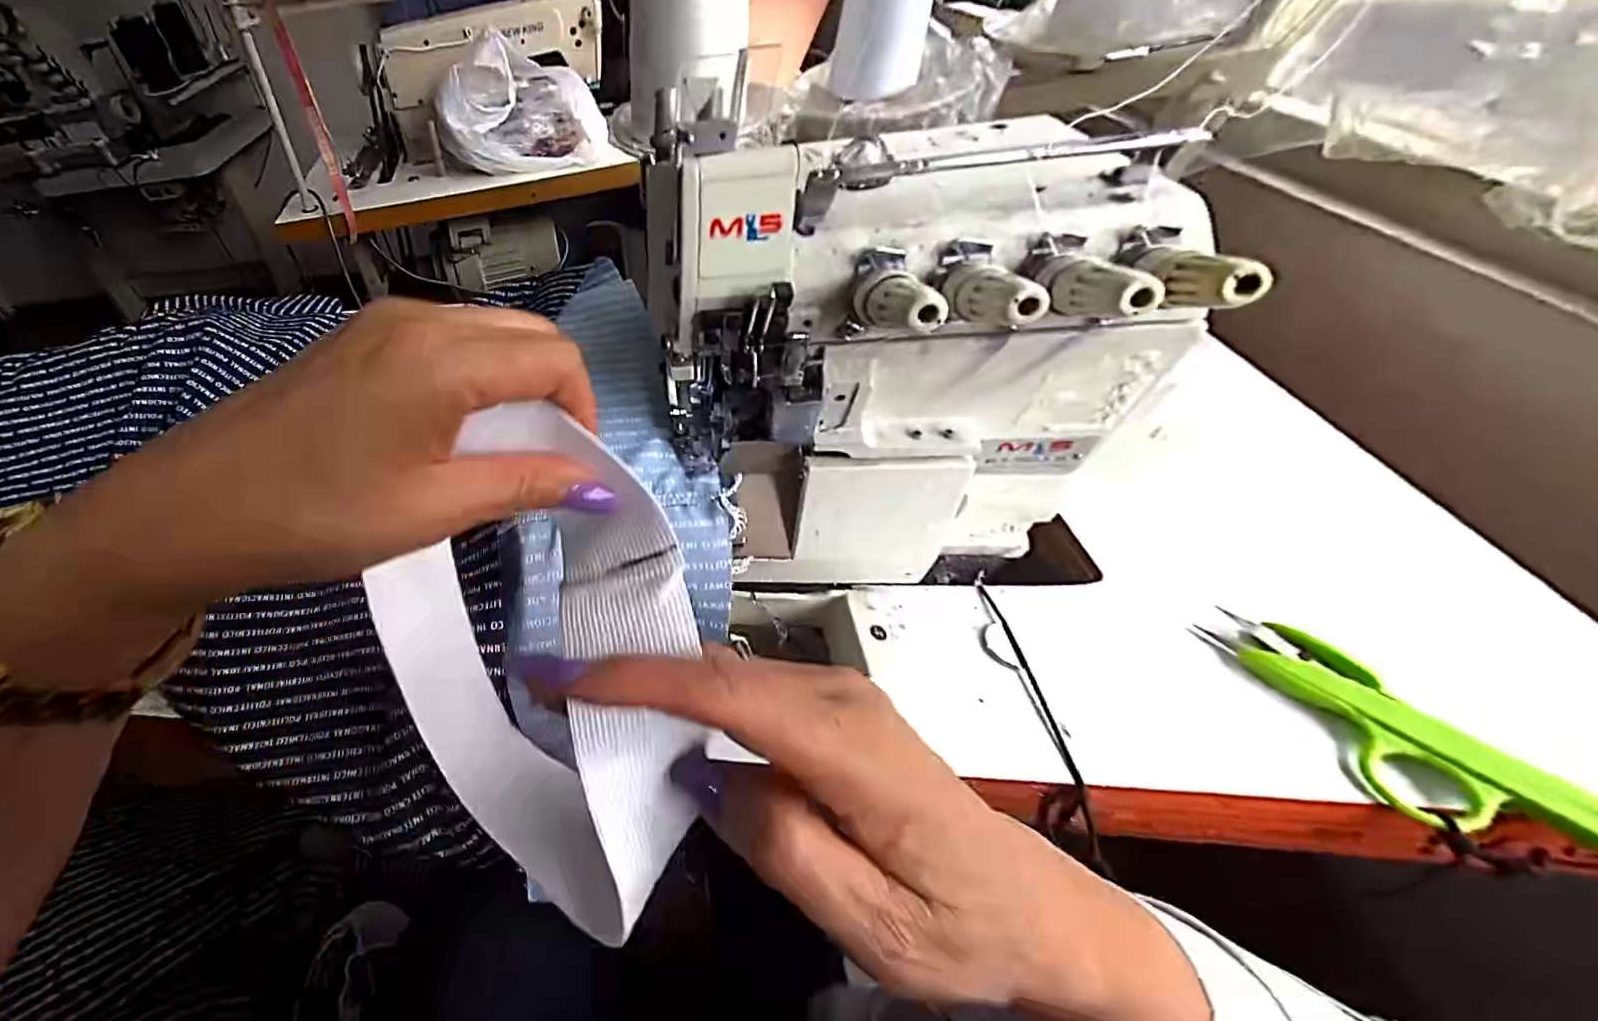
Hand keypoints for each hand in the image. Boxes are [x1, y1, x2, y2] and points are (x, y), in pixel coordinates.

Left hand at [0, 299, 608, 679]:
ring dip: (518, 385)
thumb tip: (594, 486)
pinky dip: (479, 378)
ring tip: (501, 450)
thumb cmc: (315, 516)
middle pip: (530, 335)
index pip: (555, 359)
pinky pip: (451, 342)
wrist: (190, 510)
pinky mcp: (363, 336)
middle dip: (557, 393)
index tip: (577, 466)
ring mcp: (385, 321)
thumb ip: (524, 484)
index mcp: (440, 358)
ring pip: (492, 334)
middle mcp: (418, 319)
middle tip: (546, 459)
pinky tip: (457, 429)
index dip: (584, 410)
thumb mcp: (433, 509)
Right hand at [563, 650, 1210, 1020]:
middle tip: (560, 679)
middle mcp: (842, 697)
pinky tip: (663, 711)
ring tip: (594, 693)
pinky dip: (697, 695)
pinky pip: (750, 688)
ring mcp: (841, 693)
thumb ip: (781, 844)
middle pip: (720, 671)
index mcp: (850, 744)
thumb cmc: (963, 927)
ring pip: (731, 673)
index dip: (642, 680)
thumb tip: (708, 780)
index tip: (572, 675)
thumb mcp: (872, 922)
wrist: (1037, 910)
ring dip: (661, 681)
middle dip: (635, 671)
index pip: (727, 694)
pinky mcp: (836, 706)